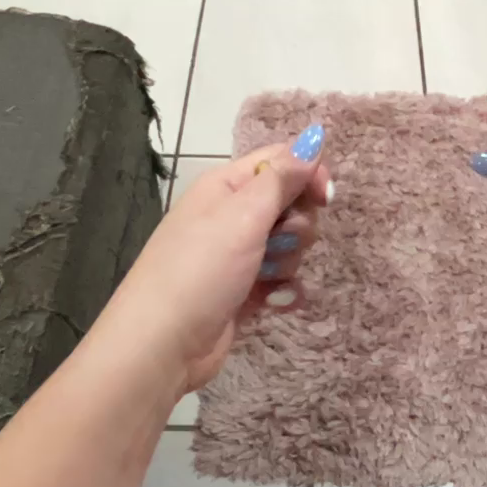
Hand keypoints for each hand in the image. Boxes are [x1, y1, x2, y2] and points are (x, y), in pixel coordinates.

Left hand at [93, 127, 330, 395]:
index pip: (280, 160)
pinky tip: (276, 302)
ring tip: (268, 277)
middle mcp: (231, 215)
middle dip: (298, 223)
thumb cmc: (200, 270)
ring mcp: (237, 255)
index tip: (325, 197)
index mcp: (226, 186)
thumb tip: (312, 141)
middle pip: (290, 202)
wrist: (161, 345)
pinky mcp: (243, 291)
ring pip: (289, 243)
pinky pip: (280, 279)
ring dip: (288, 260)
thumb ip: (281, 178)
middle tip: (279, 241)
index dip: (307, 173)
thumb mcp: (242, 215)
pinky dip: (284, 290)